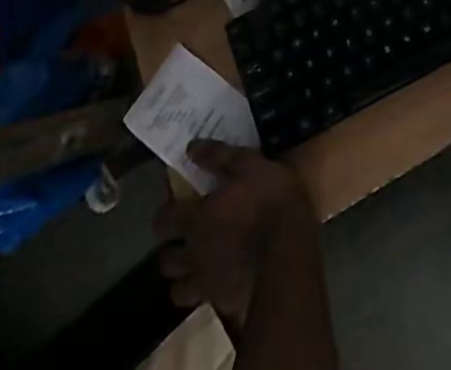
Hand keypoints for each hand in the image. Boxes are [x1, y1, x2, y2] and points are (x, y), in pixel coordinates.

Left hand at [154, 140, 317, 323]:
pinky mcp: (224, 302)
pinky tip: (222, 284)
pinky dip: (208, 295)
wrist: (288, 253)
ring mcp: (206, 282)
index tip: (174, 210)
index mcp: (195, 219)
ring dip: (184, 278)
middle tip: (185, 240)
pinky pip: (206, 303)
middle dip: (171, 250)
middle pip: (166, 260)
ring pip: (179, 289)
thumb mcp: (251, 166)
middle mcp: (193, 252)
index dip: (165, 216)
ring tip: (198, 268)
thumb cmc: (270, 202)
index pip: (162, 221)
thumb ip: (220, 156)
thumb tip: (192, 147)